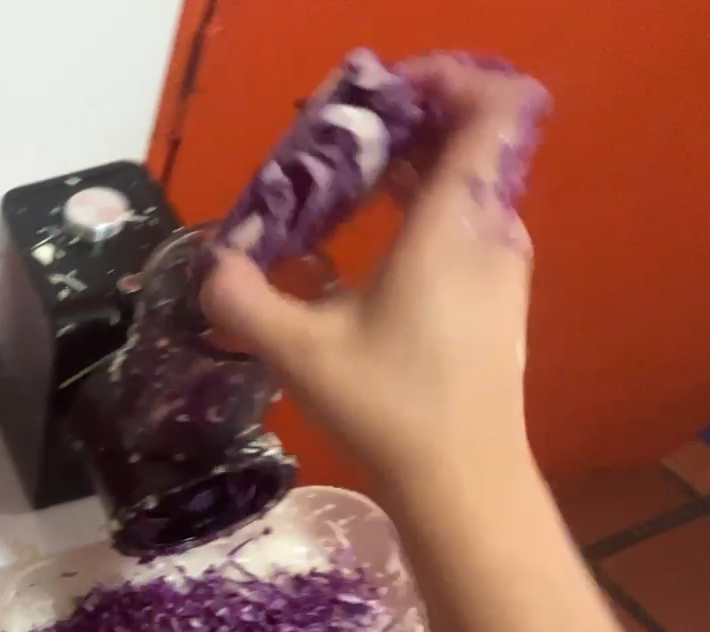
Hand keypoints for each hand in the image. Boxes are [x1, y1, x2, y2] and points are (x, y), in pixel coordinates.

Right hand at [202, 56, 550, 495]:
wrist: (459, 473)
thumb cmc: (384, 403)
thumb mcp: (295, 351)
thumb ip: (243, 300)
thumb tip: (212, 265)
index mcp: (452, 226)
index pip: (491, 106)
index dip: (444, 79)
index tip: (375, 95)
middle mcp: (488, 230)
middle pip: (468, 140)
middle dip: (399, 128)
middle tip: (328, 149)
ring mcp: (496, 266)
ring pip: (461, 186)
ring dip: (401, 174)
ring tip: (332, 198)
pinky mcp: (489, 298)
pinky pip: (456, 224)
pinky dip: (411, 214)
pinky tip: (357, 255)